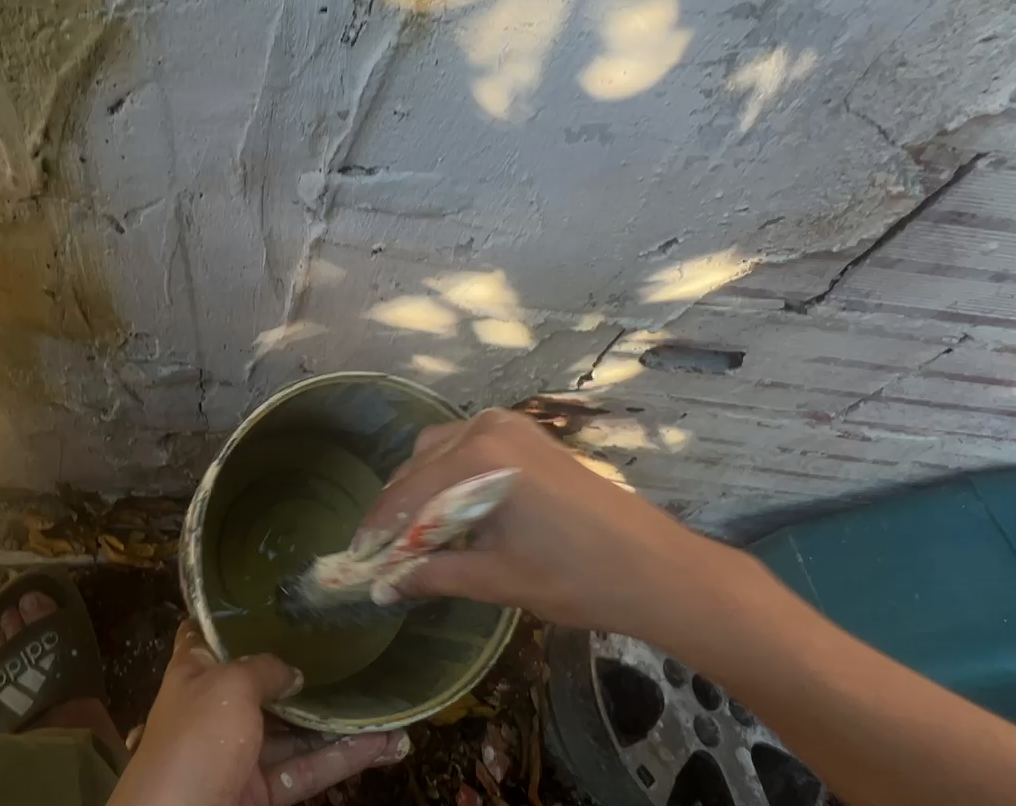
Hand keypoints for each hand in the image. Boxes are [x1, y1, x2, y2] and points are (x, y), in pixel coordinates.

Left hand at [107, 622, 410, 805]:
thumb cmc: (196, 741)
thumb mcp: (228, 686)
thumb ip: (265, 669)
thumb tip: (294, 671)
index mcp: (197, 671)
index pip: (218, 633)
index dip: (245, 617)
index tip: (283, 599)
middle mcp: (219, 707)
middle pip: (269, 682)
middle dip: (311, 673)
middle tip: (357, 654)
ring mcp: (242, 752)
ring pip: (297, 729)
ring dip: (340, 720)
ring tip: (387, 705)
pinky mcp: (262, 793)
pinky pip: (307, 769)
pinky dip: (343, 757)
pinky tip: (383, 744)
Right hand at [359, 408, 741, 639]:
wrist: (657, 568)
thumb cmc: (577, 576)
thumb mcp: (496, 579)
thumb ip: (432, 575)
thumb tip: (380, 588)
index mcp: (479, 455)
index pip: (408, 492)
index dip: (379, 528)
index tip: (357, 557)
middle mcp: (489, 427)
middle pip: (420, 464)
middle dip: (400, 507)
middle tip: (385, 552)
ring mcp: (513, 426)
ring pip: (442, 452)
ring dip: (424, 490)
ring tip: (418, 536)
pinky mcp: (531, 437)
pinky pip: (471, 448)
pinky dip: (453, 477)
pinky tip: (455, 514)